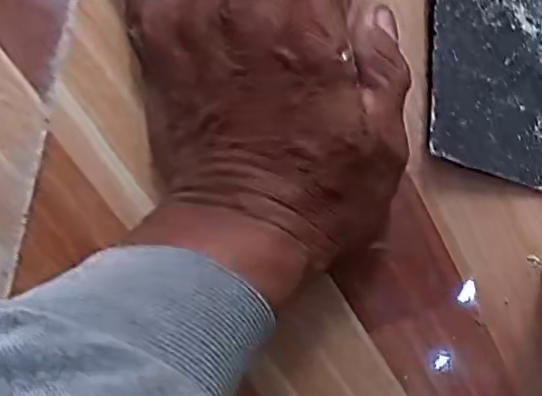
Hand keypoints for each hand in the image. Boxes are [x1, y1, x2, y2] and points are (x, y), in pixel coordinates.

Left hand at [122, 0, 411, 303]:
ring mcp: (193, 13)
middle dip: (301, 6)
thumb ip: (384, 73)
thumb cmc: (328, 196)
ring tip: (269, 29)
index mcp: (309, 30)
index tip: (346, 22)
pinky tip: (219, 20)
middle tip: (311, 28)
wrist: (248, 227)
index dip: (341, 7)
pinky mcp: (157, 32)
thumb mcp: (384, 148)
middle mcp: (246, 6)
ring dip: (253, 6)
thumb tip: (377, 16)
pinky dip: (194, 4)